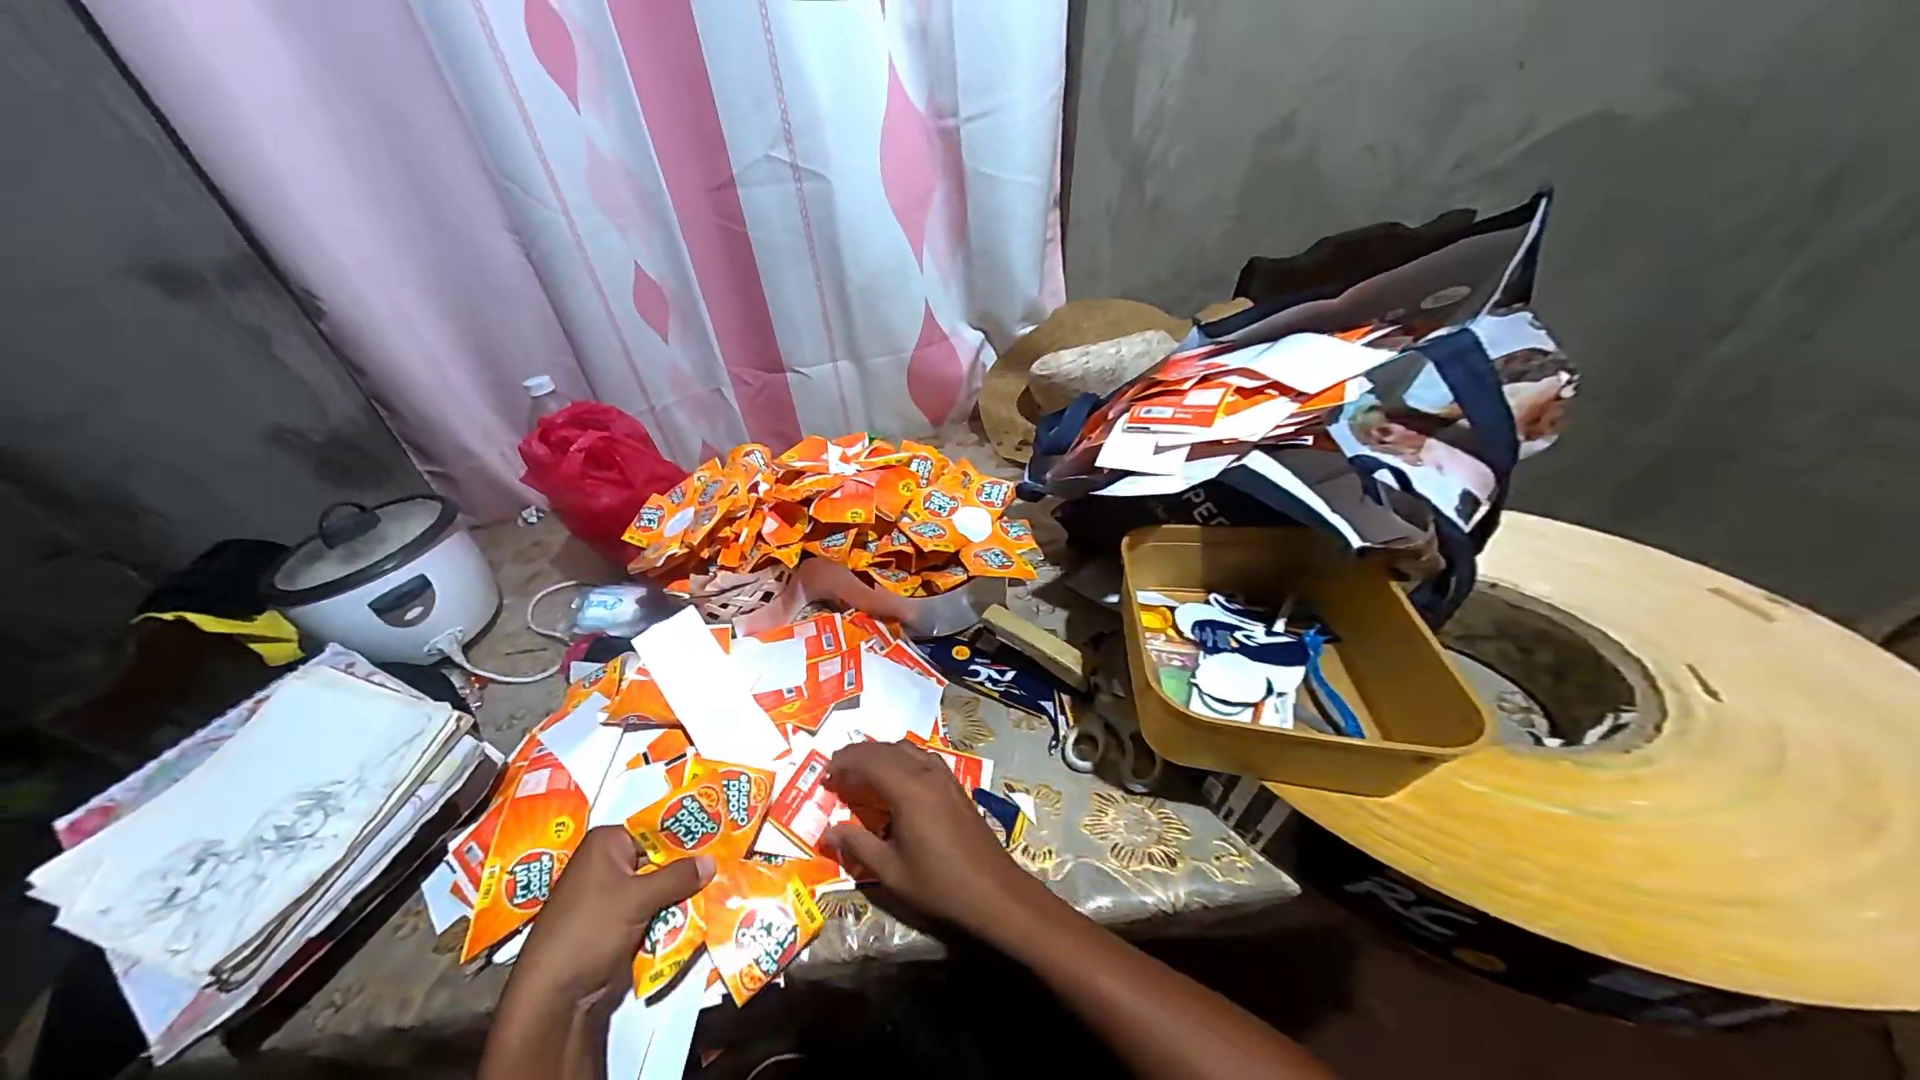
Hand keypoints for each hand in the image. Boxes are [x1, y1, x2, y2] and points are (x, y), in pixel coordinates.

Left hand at [508, 825, 713, 1003]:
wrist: (554, 997)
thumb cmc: (589, 931)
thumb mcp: (637, 899)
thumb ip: (677, 876)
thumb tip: (712, 861)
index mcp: (606, 844)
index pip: (657, 827)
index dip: (689, 832)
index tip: (722, 836)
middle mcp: (609, 863)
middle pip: (661, 856)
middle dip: (691, 865)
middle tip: (728, 863)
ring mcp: (613, 895)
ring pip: (661, 885)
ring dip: (685, 891)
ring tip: (722, 887)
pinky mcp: (619, 923)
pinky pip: (654, 908)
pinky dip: (674, 912)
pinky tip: (701, 912)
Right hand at [822, 741, 1051, 934]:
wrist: (992, 890)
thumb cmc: (939, 884)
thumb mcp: (891, 871)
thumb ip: (858, 845)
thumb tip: (829, 831)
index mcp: (909, 790)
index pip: (869, 760)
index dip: (843, 763)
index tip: (824, 776)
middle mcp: (927, 774)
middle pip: (886, 749)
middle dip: (858, 755)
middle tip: (836, 772)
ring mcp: (945, 777)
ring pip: (906, 749)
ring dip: (881, 754)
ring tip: (861, 773)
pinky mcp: (956, 785)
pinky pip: (923, 758)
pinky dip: (901, 759)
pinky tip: (894, 779)